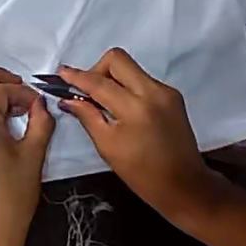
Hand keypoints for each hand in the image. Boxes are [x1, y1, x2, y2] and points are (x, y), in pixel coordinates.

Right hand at [57, 49, 237, 226]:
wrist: (185, 186)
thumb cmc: (141, 173)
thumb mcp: (107, 146)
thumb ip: (87, 116)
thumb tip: (68, 99)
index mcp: (135, 108)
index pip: (99, 82)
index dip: (76, 77)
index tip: (60, 74)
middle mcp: (153, 92)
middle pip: (117, 59)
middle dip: (96, 70)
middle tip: (87, 92)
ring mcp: (165, 91)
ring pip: (130, 67)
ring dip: (111, 78)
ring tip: (103, 103)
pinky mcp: (172, 96)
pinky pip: (141, 80)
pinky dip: (126, 87)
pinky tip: (121, 108)